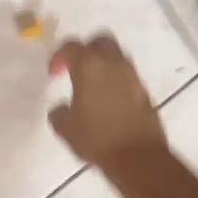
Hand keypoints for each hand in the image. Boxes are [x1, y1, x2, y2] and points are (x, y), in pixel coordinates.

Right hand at [48, 34, 167, 172]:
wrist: (138, 156)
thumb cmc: (96, 139)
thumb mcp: (66, 128)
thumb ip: (59, 112)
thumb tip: (61, 108)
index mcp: (89, 67)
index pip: (72, 46)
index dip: (59, 56)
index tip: (53, 74)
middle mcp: (113, 64)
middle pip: (100, 41)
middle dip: (86, 50)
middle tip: (76, 69)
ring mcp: (132, 76)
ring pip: (116, 56)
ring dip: (102, 65)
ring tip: (91, 87)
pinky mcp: (144, 91)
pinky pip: (126, 75)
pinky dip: (115, 80)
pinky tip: (107, 101)